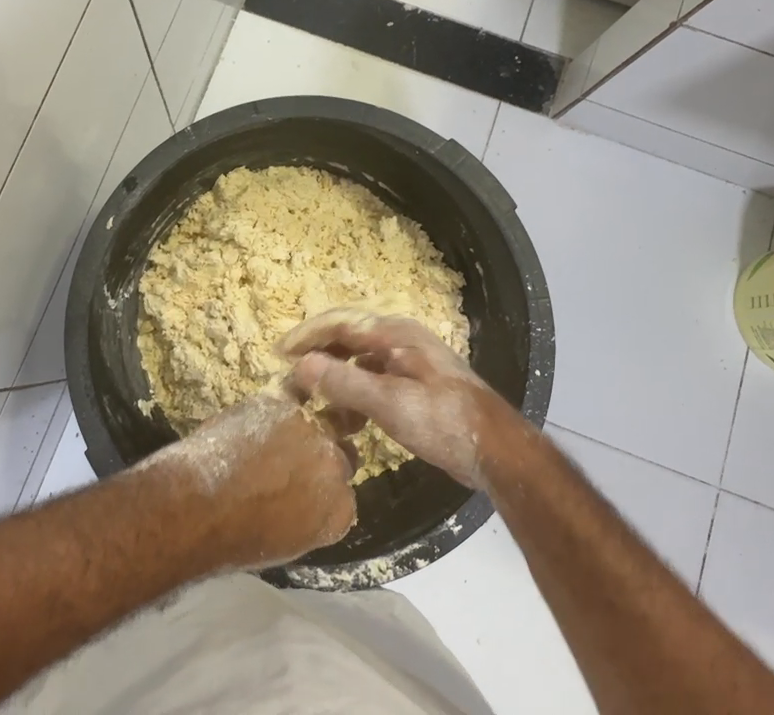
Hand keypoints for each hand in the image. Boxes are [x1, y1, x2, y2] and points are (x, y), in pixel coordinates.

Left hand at [139, 392, 356, 568]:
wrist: (200, 507)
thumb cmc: (234, 540)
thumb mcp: (285, 544)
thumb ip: (308, 519)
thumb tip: (301, 504)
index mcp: (338, 511)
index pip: (345, 496)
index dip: (325, 491)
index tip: (306, 491)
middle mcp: (336, 468)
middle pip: (342, 456)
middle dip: (324, 459)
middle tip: (297, 462)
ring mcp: (313, 431)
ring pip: (327, 421)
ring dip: (311, 426)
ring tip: (289, 429)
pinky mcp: (284, 404)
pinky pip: (300, 388)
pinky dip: (298, 388)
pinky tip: (288, 392)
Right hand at [281, 309, 519, 488]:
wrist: (495, 450)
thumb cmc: (445, 422)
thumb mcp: (390, 404)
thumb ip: (345, 383)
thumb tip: (301, 365)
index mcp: (396, 335)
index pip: (340, 324)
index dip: (306, 336)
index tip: (277, 353)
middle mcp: (401, 341)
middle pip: (347, 340)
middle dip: (318, 359)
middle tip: (289, 379)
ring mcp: (409, 364)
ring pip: (359, 364)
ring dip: (335, 382)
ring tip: (313, 405)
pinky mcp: (414, 387)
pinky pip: (373, 384)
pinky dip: (354, 398)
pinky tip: (346, 423)